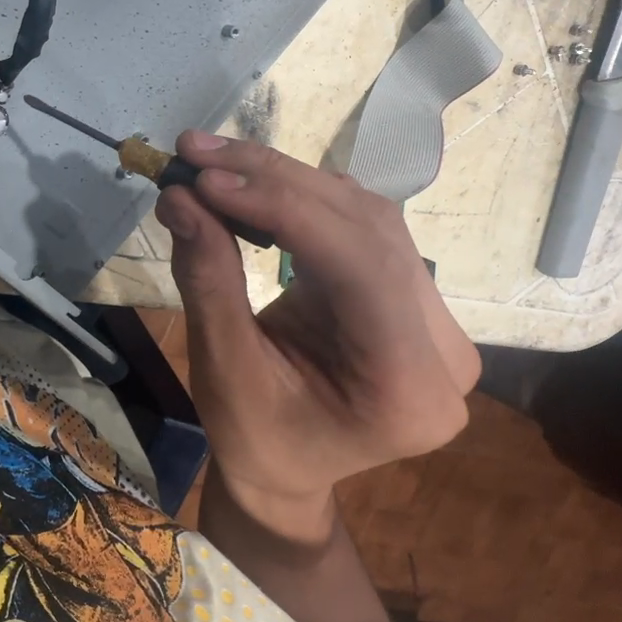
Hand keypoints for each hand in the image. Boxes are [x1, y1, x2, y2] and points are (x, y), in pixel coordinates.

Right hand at [155, 131, 479, 539]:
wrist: (285, 470)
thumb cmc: (251, 435)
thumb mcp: (220, 366)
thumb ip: (206, 277)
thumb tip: (179, 195)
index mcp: (406, 384)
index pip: (357, 265)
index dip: (281, 207)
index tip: (202, 177)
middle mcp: (442, 345)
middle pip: (366, 229)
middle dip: (274, 179)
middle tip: (193, 151)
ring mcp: (435, 318)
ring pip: (366, 216)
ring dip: (284, 178)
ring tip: (211, 160)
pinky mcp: (410, 298)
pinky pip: (361, 227)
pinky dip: (299, 196)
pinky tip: (250, 182)